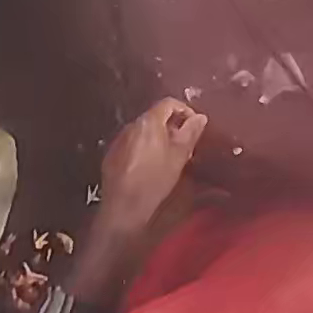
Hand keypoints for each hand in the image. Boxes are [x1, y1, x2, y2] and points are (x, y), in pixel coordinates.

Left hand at [70, 99, 206, 304]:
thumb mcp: (179, 157)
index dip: (185, 110)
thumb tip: (200, 117)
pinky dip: (144, 148)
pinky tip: (150, 167)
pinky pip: (132, 144)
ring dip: (158, 138)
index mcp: (148, 122)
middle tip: (186, 145)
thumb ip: (190, 133)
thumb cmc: (156, 180)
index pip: (168, 103)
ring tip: (170, 157)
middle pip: (155, 116)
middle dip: (172, 126)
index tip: (195, 127)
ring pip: (143, 131)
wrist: (124, 209)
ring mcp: (119, 141)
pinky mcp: (112, 156)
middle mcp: (131, 126)